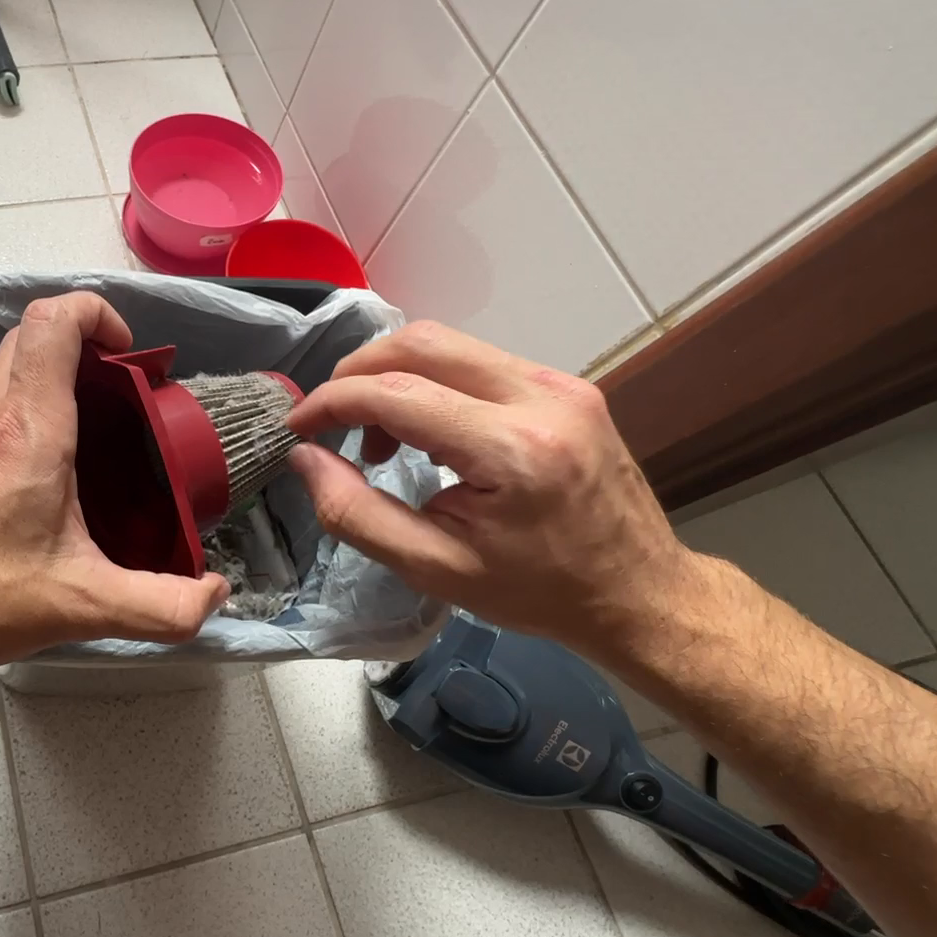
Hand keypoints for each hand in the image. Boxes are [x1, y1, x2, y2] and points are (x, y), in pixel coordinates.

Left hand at [0, 292, 228, 678]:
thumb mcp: (78, 607)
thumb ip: (160, 607)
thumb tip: (213, 597)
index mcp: (28, 430)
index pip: (53, 322)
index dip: (96, 312)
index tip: (129, 353)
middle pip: (33, 338)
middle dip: (86, 348)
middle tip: (124, 400)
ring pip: (9, 374)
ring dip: (56, 384)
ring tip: (94, 444)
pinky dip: (27, 418)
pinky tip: (44, 484)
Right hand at [285, 321, 697, 650]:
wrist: (639, 593)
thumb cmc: (536, 591)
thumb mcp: (432, 569)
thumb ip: (354, 512)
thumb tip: (304, 457)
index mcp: (512, 450)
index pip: (396, 393)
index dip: (332, 401)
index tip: (297, 426)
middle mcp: (542, 397)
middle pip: (421, 343)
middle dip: (356, 372)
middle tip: (329, 420)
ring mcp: (560, 384)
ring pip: (447, 343)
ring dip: (391, 377)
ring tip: (376, 438)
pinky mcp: (565, 386)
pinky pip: (475, 360)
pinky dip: (428, 383)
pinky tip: (421, 432)